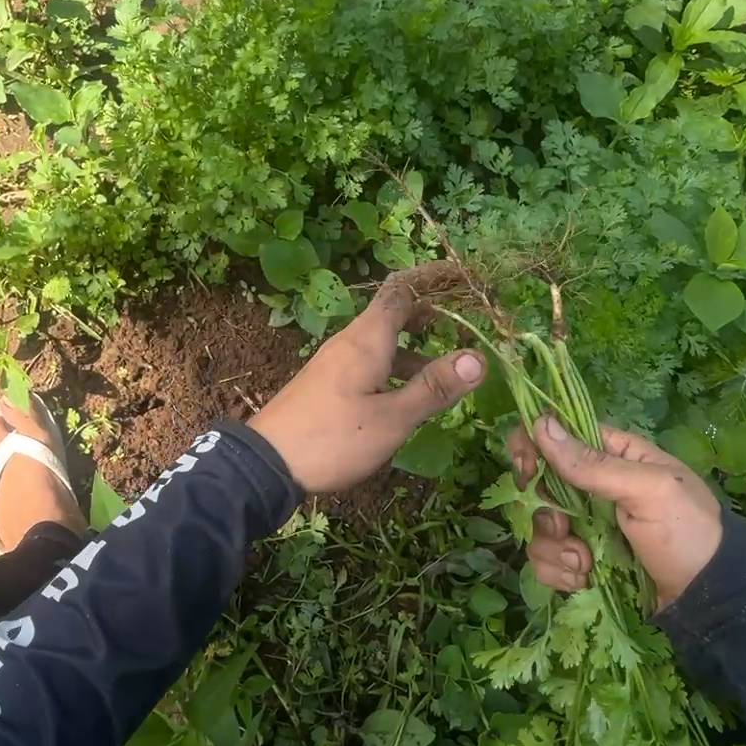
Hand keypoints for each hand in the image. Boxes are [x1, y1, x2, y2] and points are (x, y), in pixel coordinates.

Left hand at [249, 263, 485, 493]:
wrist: (267, 464)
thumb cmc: (334, 437)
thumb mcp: (392, 419)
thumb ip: (433, 388)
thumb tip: (478, 357)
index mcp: (367, 339)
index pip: (401, 291)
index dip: (432, 281)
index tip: (463, 281)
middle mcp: (350, 342)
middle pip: (393, 314)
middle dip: (429, 317)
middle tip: (465, 327)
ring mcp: (336, 363)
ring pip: (382, 343)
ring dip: (414, 349)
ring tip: (447, 370)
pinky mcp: (328, 384)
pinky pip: (369, 364)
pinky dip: (395, 369)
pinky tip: (407, 397)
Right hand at [509, 415, 722, 608]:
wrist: (714, 602)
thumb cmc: (688, 533)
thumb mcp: (648, 490)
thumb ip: (593, 464)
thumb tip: (540, 424)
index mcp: (610, 455)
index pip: (555, 435)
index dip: (532, 447)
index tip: (528, 471)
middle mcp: (590, 486)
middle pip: (537, 484)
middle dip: (545, 511)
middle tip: (566, 529)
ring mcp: (584, 525)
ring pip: (538, 526)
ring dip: (555, 548)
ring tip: (586, 565)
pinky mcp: (581, 560)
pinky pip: (547, 560)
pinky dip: (559, 573)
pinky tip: (585, 580)